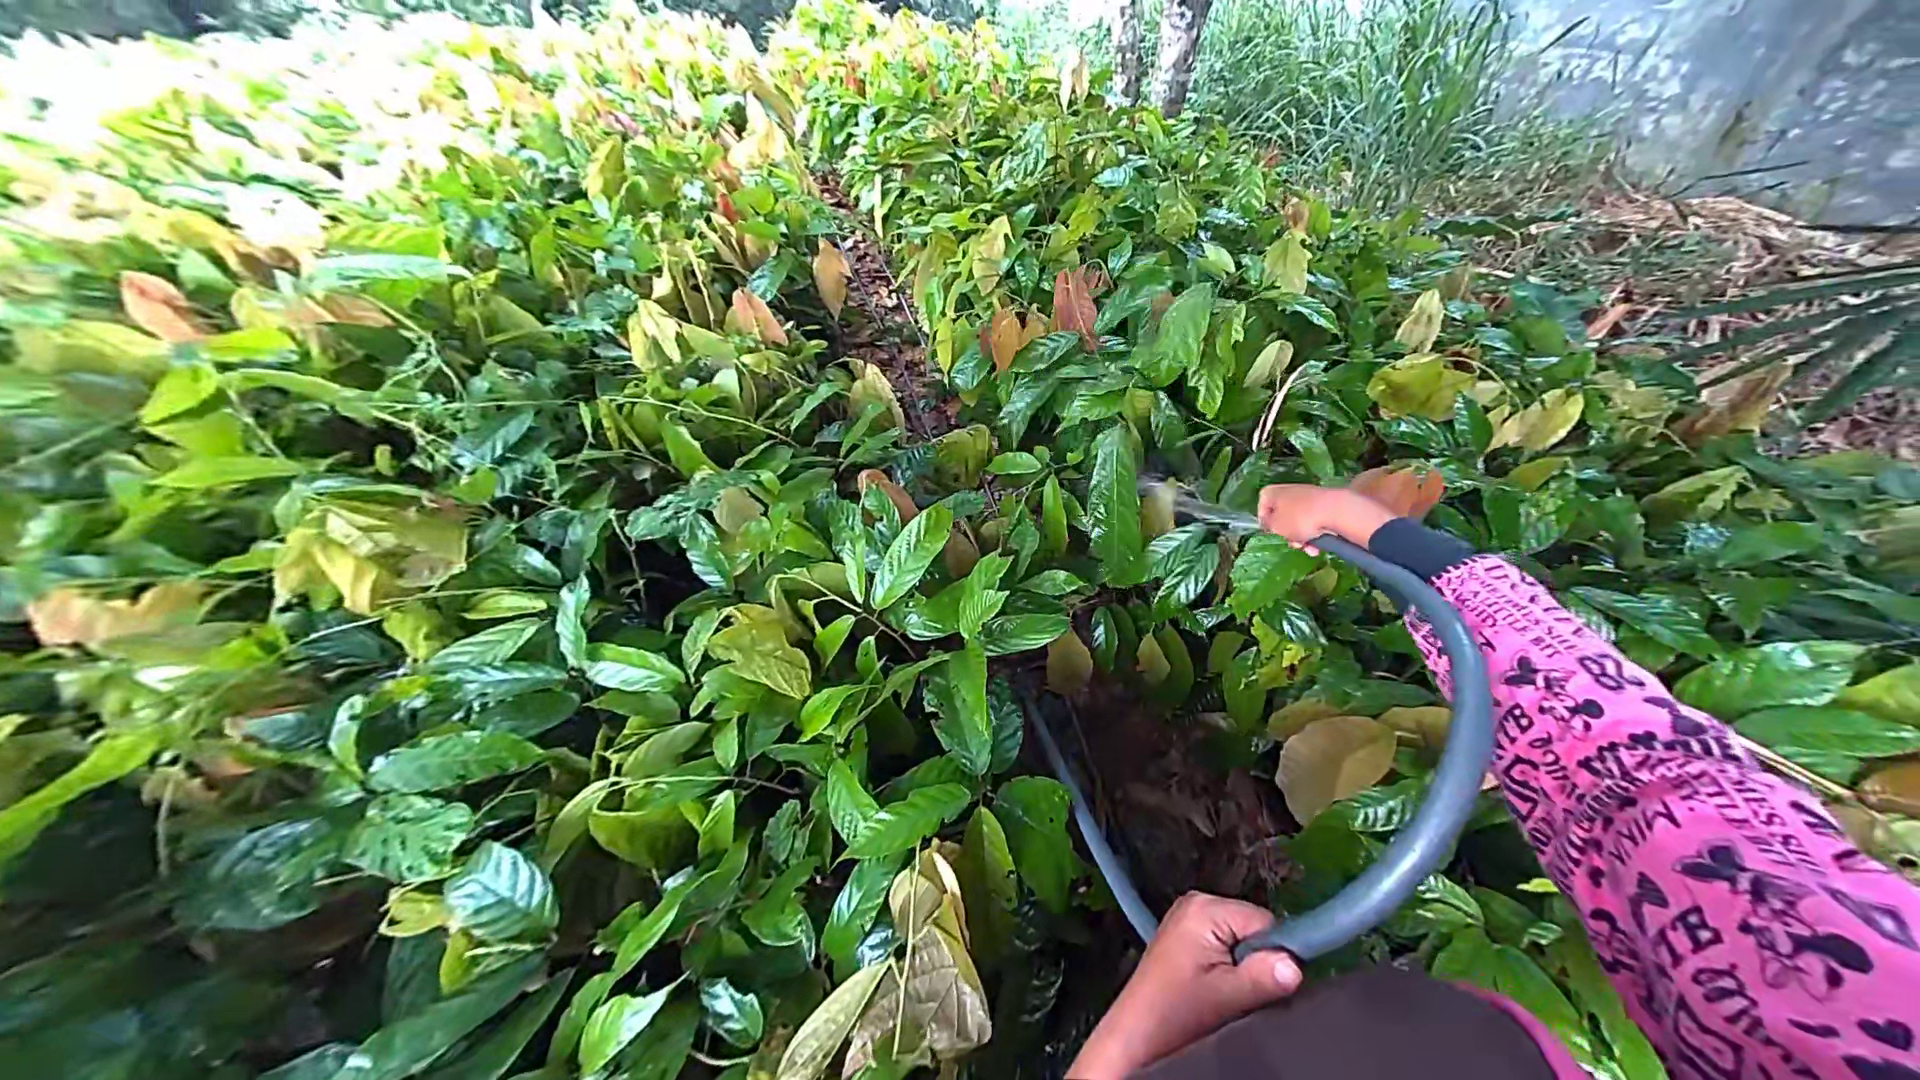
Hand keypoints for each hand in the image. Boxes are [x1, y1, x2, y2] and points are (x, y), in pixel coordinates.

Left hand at [1068, 893, 1302, 1078]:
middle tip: (1238, 990)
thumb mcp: (1226, 997)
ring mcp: (1189, 918)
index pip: (1266, 921)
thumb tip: (1294, 964)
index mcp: (1204, 908)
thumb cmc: (1172, 1012)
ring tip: (1222, 990)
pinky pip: (1225, 944)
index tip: (1271, 982)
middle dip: (1257, 960)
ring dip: (1242, 966)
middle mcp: (1195, 903)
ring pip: (1242, 939)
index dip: (1275, 954)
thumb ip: (1263, 977)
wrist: (1139, 1032)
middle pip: (1254, 928)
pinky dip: (1228, 966)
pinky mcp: (1188, 935)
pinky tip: (1213, 985)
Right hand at [1256, 484, 1396, 554]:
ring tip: (1309, 549)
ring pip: (1299, 521)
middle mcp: (1289, 491)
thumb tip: (1270, 524)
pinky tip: (1319, 545)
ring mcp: (1308, 496)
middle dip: (1288, 534)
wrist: (1336, 510)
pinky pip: (1314, 521)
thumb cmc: (1299, 518)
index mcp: (1272, 492)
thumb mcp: (1276, 526)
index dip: (1264, 521)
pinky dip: (1315, 534)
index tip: (1270, 532)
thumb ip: (1268, 525)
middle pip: (1283, 516)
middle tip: (1293, 544)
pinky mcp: (1324, 503)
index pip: (1262, 505)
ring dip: (1302, 538)